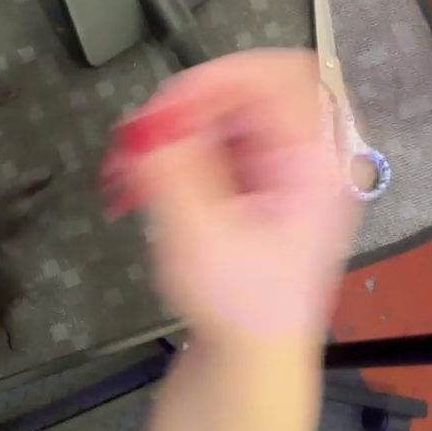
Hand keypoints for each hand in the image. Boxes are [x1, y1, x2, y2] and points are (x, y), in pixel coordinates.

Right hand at [102, 50, 357, 346]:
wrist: (249, 353)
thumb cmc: (236, 305)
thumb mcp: (199, 238)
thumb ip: (171, 173)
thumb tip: (142, 124)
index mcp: (310, 162)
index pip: (275, 77)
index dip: (211, 82)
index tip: (156, 118)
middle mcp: (299, 157)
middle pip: (239, 94)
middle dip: (174, 114)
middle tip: (130, 148)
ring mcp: (273, 172)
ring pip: (214, 121)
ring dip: (161, 140)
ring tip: (121, 177)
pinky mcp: (246, 189)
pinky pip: (203, 150)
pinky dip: (164, 161)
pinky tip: (133, 189)